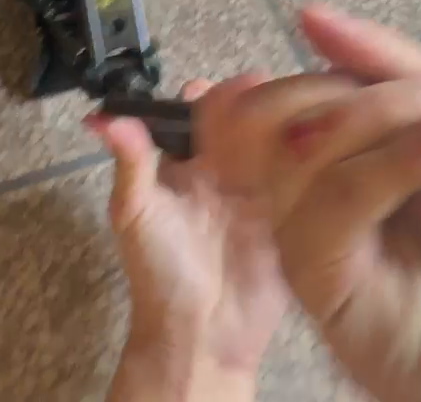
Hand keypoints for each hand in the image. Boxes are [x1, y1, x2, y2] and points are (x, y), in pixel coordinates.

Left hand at [90, 80, 286, 401]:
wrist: (199, 336)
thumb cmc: (158, 270)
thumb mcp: (136, 210)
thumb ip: (130, 161)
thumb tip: (97, 118)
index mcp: (187, 161)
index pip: (202, 113)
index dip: (211, 95)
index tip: (220, 87)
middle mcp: (225, 168)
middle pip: (245, 120)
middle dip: (255, 100)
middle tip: (267, 85)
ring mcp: (260, 189)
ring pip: (276, 141)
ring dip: (286, 121)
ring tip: (298, 105)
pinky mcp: (289, 213)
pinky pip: (302, 176)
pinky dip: (310, 155)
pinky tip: (323, 139)